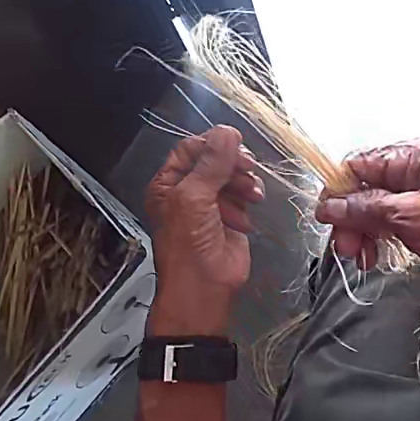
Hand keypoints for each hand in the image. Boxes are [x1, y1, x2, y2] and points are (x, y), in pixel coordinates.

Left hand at [144, 125, 263, 335]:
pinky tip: (249, 210)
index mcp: (168, 184)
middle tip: (246, 168)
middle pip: (214, 160)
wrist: (203, 288)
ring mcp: (209, 204)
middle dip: (232, 163)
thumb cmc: (187, 246)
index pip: (190, 149)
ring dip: (243, 180)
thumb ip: (211, 163)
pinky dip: (249, 197)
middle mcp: (187, 191)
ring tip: (251, 194)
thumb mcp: (194, 198)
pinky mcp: (231, 217)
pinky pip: (243, 194)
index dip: (212, 145)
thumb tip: (226, 132)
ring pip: (231, 175)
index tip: (233, 145)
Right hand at [313, 138, 419, 314]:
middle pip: (362, 187)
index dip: (339, 191)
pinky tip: (372, 255)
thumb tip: (328, 206)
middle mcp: (415, 168)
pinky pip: (385, 221)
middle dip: (349, 217)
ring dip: (360, 231)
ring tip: (360, 256)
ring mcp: (417, 192)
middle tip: (346, 247)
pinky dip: (375, 237)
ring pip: (371, 207)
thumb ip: (364, 208)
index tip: (327, 219)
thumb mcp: (410, 217)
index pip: (360, 163)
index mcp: (416, 155)